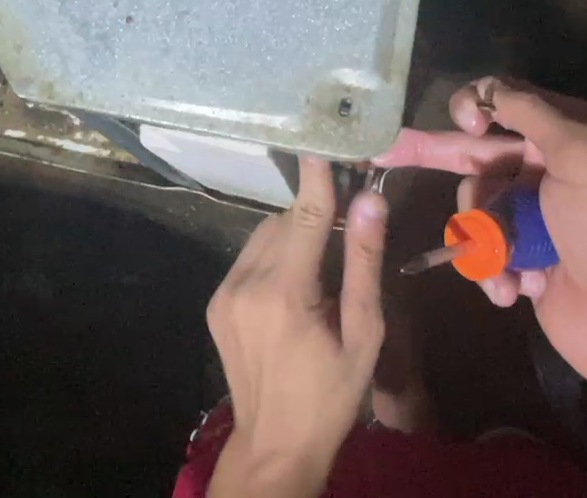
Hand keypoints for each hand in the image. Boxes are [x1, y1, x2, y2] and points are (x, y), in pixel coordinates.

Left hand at [205, 157, 387, 497]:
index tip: (323, 140)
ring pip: (265, 234)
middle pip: (286, 221)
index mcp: (285, 293)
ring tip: (322, 262)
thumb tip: (369, 202)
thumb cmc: (331, 394)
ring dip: (295, 233)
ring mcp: (225, 292)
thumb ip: (364, 264)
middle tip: (347, 225)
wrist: (274, 446)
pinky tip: (295, 281)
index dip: (317, 177)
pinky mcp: (216, 301)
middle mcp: (246, 283)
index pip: (306, 216)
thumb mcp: (363, 334)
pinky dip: (275, 253)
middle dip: (316, 214)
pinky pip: (250, 255)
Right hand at [377, 80, 586, 472]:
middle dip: (437, 153)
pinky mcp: (523, 256)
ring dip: (480, 231)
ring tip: (503, 258)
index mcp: (572, 134)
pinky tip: (512, 287)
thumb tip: (489, 89)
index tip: (462, 124)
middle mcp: (552, 167)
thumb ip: (531, 112)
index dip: (477, 106)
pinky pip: (482, 246)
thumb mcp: (582, 155)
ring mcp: (536, 215)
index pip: (509, 101)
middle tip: (384, 150)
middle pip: (480, 151)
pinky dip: (491, 267)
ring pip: (475, 202)